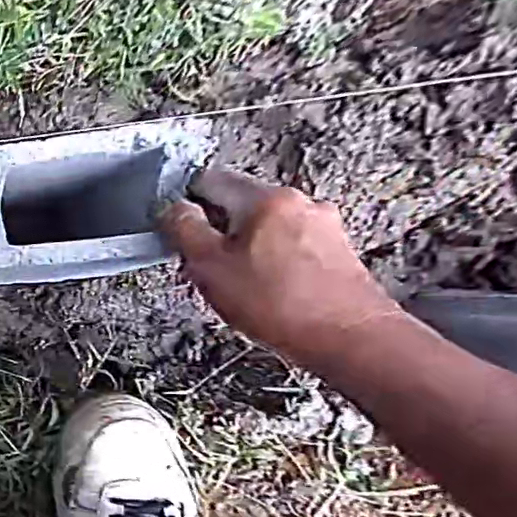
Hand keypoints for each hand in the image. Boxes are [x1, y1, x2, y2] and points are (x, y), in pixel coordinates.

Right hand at [159, 169, 404, 365]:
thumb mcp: (208, 265)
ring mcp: (321, 224)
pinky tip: (261, 288)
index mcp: (266, 199)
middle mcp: (299, 202)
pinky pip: (284, 243)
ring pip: (261, 226)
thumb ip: (184, 229)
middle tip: (200, 266)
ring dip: (238, 248)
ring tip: (232, 283)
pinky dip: (265, 260)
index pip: (210, 181)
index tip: (174, 229)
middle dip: (213, 231)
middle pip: (237, 205)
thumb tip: (173, 208)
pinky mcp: (332, 248)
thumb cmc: (276, 302)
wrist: (344, 335)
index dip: (183, 204)